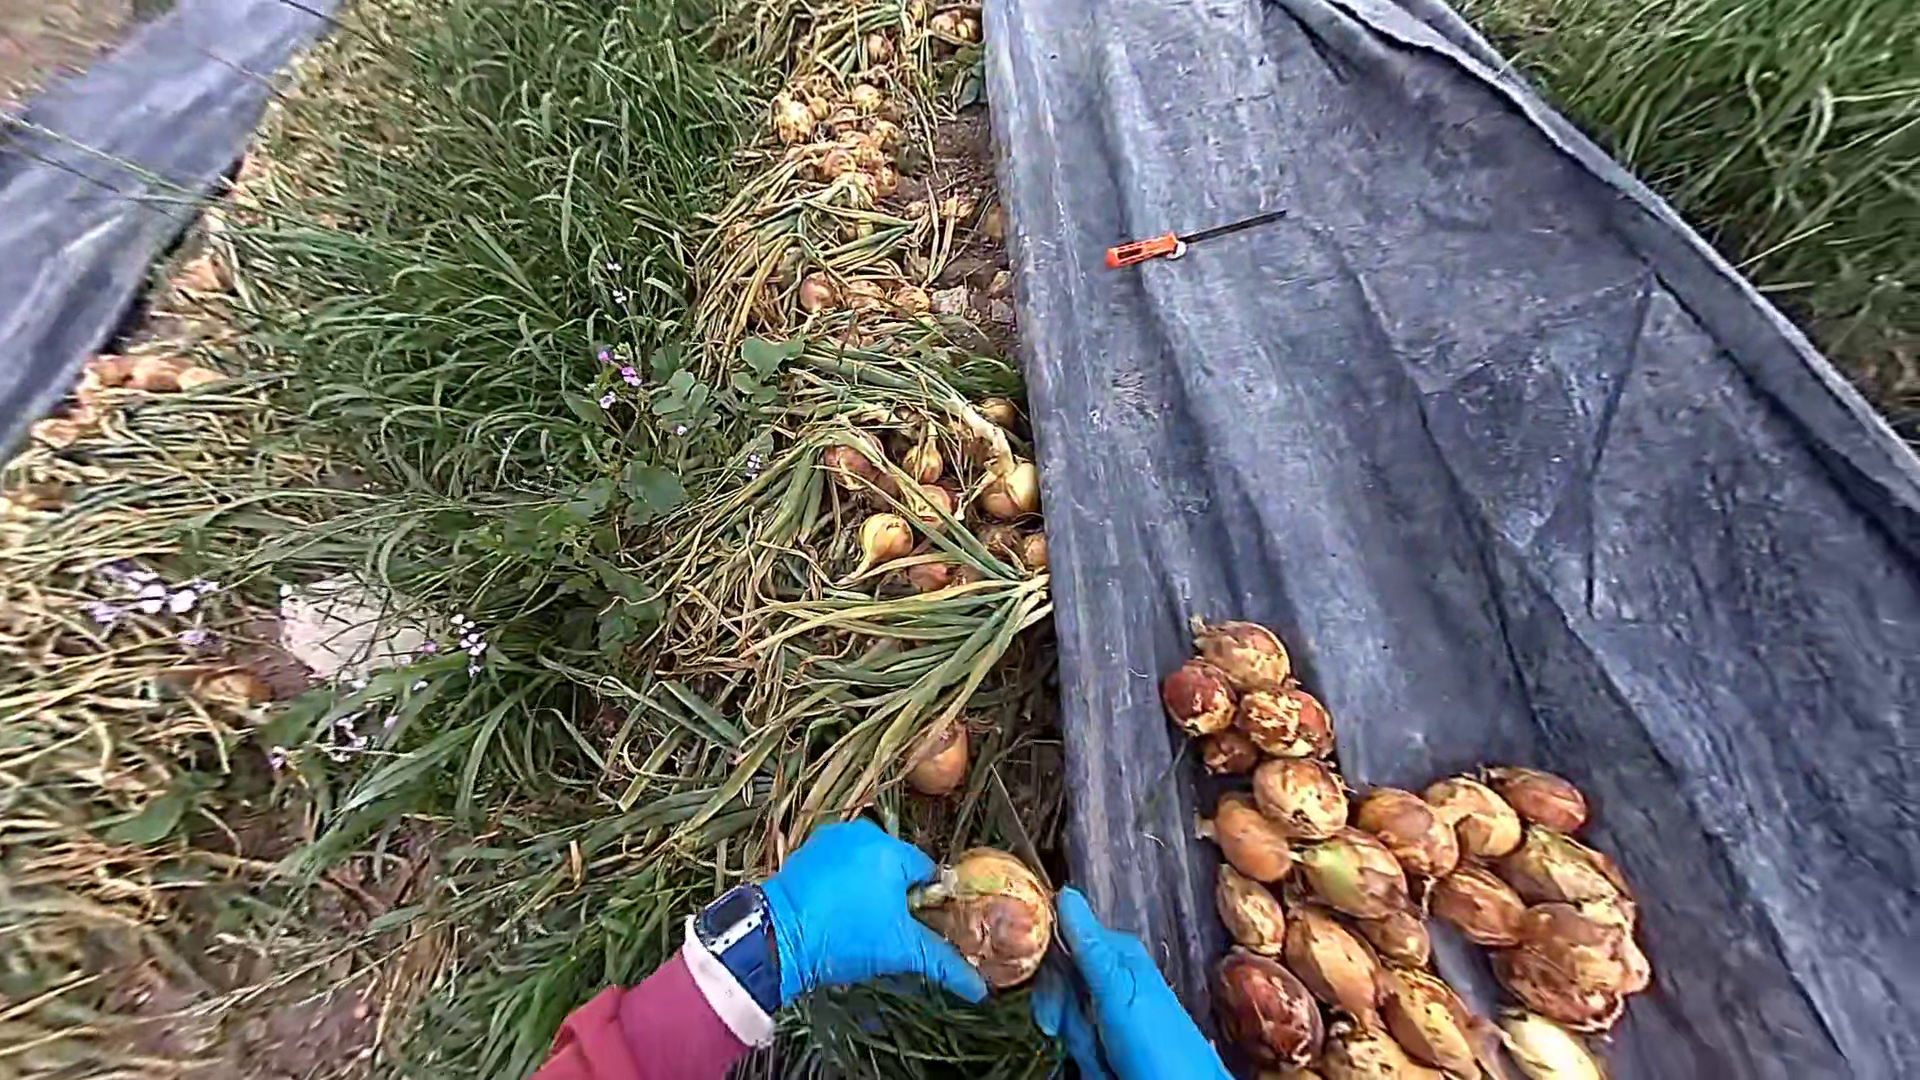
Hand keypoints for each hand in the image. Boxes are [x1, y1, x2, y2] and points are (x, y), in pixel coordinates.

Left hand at [762, 819, 989, 1007]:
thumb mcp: (897, 950)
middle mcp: (867, 832)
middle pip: (897, 864)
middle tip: (884, 925)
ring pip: (869, 861)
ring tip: (857, 917)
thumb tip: (979, 988)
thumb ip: (940, 961)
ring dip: (870, 883)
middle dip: (896, 892)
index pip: (925, 871)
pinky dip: (845, 876)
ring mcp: (837, 835)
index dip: (924, 900)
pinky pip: (843, 859)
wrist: (779, 935)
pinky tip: (836, 904)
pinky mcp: (813, 845)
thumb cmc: (846, 936)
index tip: (914, 923)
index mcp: (892, 849)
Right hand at [1031, 888, 1230, 1079]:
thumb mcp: (1118, 992)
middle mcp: (1114, 973)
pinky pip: (1085, 1040)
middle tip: (1087, 1044)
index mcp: (1117, 952)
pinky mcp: (1115, 1038)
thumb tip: (1065, 892)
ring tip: (1105, 1062)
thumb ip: (1090, 945)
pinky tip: (1107, 1069)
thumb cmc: (1158, 1046)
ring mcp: (1115, 1007)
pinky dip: (1091, 1061)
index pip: (1062, 944)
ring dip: (1081, 1044)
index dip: (1050, 980)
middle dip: (1068, 1018)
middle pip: (1064, 982)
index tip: (1051, 1017)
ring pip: (1071, 1015)